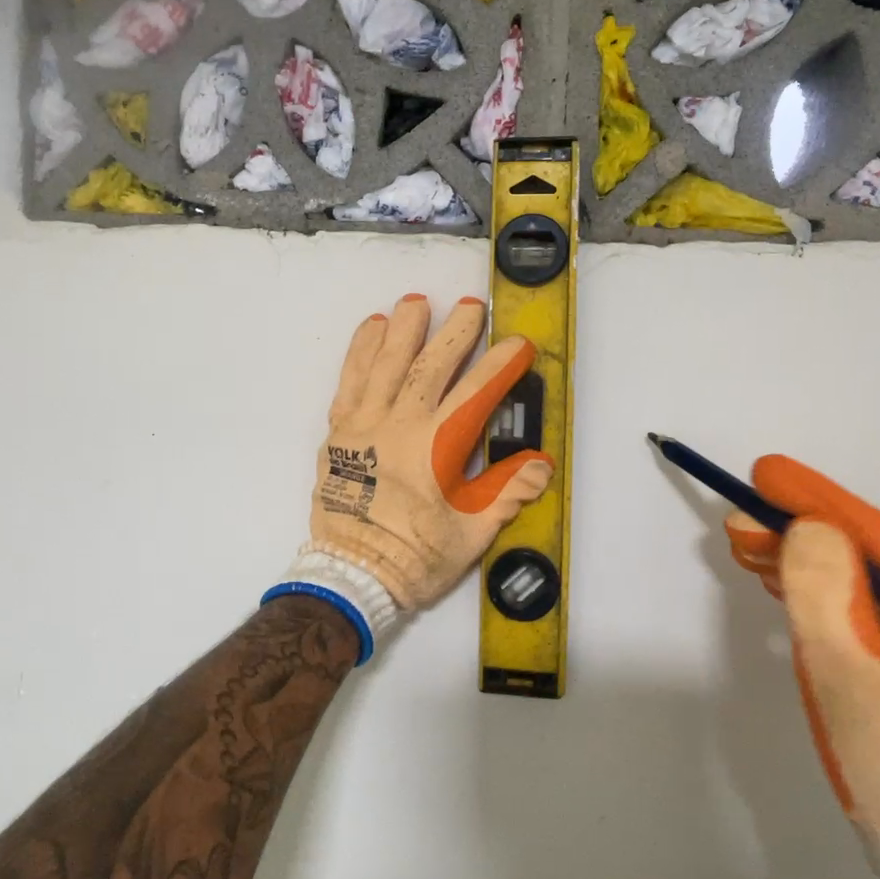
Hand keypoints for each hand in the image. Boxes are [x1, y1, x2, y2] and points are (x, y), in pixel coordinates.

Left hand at [267, 295, 554, 660]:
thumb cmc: (416, 556)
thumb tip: (541, 463)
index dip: (500, 365)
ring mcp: (363, 425)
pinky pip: (349, 381)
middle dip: (454, 333)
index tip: (517, 344)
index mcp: (436, 449)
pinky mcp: (338, 432)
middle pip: (429, 367)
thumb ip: (507, 493)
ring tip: (417, 302)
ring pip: (385, 364)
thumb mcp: (472, 533)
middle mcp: (398, 426)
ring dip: (403, 330)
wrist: (352, 576)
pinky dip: (361, 352)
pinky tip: (372, 329)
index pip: (476, 393)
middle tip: (471, 306)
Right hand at [726, 455, 879, 875]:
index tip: (763, 475)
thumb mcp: (842, 666)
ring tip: (745, 547)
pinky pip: (849, 605)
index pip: (872, 535)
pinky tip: (777, 579)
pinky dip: (809, 587)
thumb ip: (821, 588)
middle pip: (860, 553)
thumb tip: (806, 525)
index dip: (814, 501)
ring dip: (797, 558)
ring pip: (850, 577)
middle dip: (797, 531)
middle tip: (737, 523)